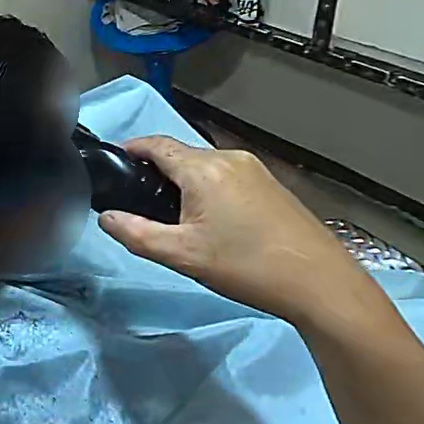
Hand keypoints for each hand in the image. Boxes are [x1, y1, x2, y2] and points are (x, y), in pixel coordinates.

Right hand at [96, 137, 382, 328]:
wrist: (318, 280)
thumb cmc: (245, 266)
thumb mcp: (183, 256)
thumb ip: (137, 234)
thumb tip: (106, 218)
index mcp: (203, 168)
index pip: (156, 143)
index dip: (132, 148)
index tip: (115, 161)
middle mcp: (228, 157)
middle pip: (181, 154)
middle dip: (158, 169)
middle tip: (141, 198)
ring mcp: (254, 167)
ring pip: (205, 165)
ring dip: (185, 179)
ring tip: (174, 213)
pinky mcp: (270, 182)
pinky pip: (227, 174)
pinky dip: (209, 186)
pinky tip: (212, 217)